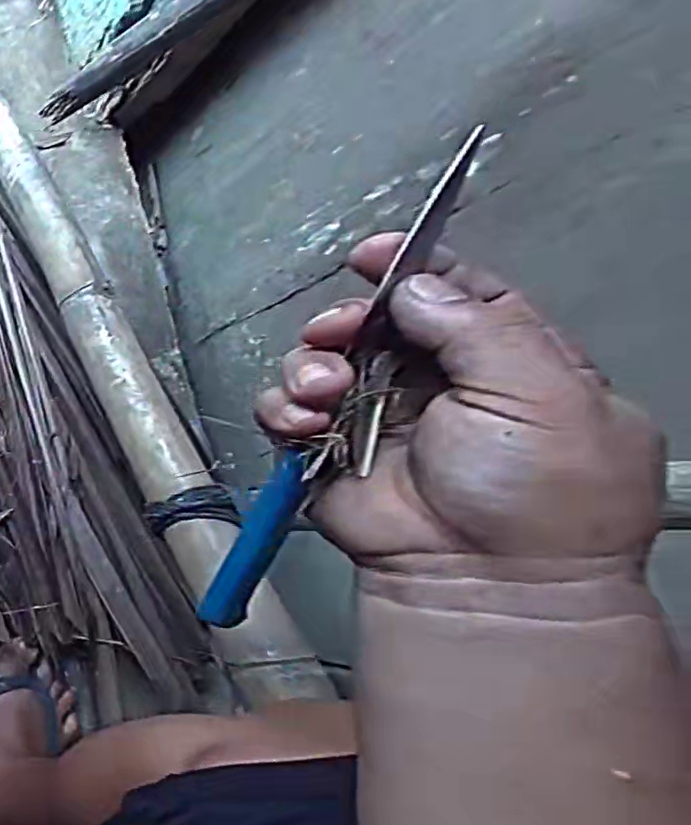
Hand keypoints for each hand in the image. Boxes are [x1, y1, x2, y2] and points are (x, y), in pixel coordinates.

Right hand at [255, 234, 663, 580]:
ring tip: (323, 396)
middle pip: (367, 324)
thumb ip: (482, 332)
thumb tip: (417, 289)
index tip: (372, 253)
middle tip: (338, 335)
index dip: (412, 269)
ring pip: (314, 362)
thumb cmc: (537, 490)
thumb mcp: (543, 396)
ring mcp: (365, 413)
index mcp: (496, 358)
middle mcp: (424, 380)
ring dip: (307, 369)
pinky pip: (280, 409)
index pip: (453, 295)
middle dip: (343, 323)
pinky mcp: (317, 444)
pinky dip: (281, 409)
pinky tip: (303, 424)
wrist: (478, 571)